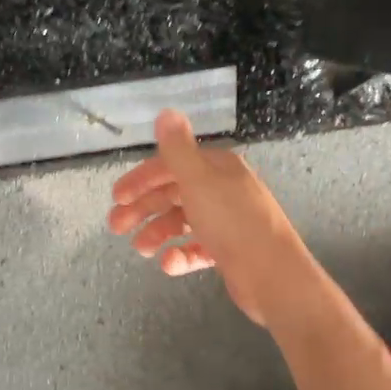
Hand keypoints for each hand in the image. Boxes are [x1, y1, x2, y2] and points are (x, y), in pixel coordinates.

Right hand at [106, 109, 318, 324]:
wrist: (275, 278)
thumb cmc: (232, 223)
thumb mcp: (198, 181)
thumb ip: (177, 148)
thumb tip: (166, 111)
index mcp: (217, 168)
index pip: (170, 165)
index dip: (141, 179)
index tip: (117, 197)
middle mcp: (223, 190)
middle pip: (173, 194)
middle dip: (143, 209)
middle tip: (116, 226)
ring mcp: (227, 221)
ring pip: (182, 222)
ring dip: (157, 232)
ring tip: (141, 249)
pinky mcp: (229, 251)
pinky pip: (197, 248)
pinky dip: (180, 255)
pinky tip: (169, 265)